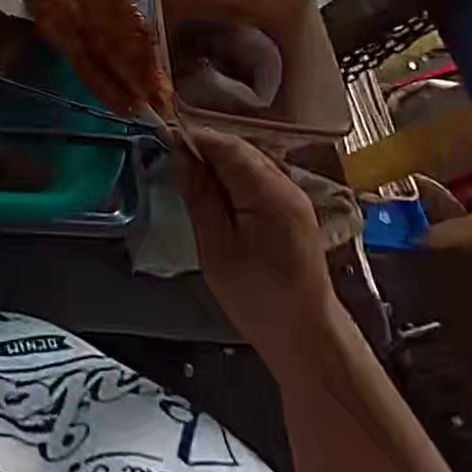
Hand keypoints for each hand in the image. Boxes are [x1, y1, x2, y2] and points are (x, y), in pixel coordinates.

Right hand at [177, 129, 341, 359]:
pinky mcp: (292, 208)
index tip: (165, 139)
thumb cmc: (258, 297)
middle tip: (171, 158)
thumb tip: (181, 157)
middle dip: (206, 148)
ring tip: (188, 175)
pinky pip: (259, 177)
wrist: (306, 333)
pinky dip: (234, 176)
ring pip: (250, 161)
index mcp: (269, 193)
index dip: (196, 139)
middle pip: (241, 149)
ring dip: (219, 162)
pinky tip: (216, 191)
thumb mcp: (217, 249)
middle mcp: (286, 185)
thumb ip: (200, 197)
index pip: (229, 147)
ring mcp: (293, 195)